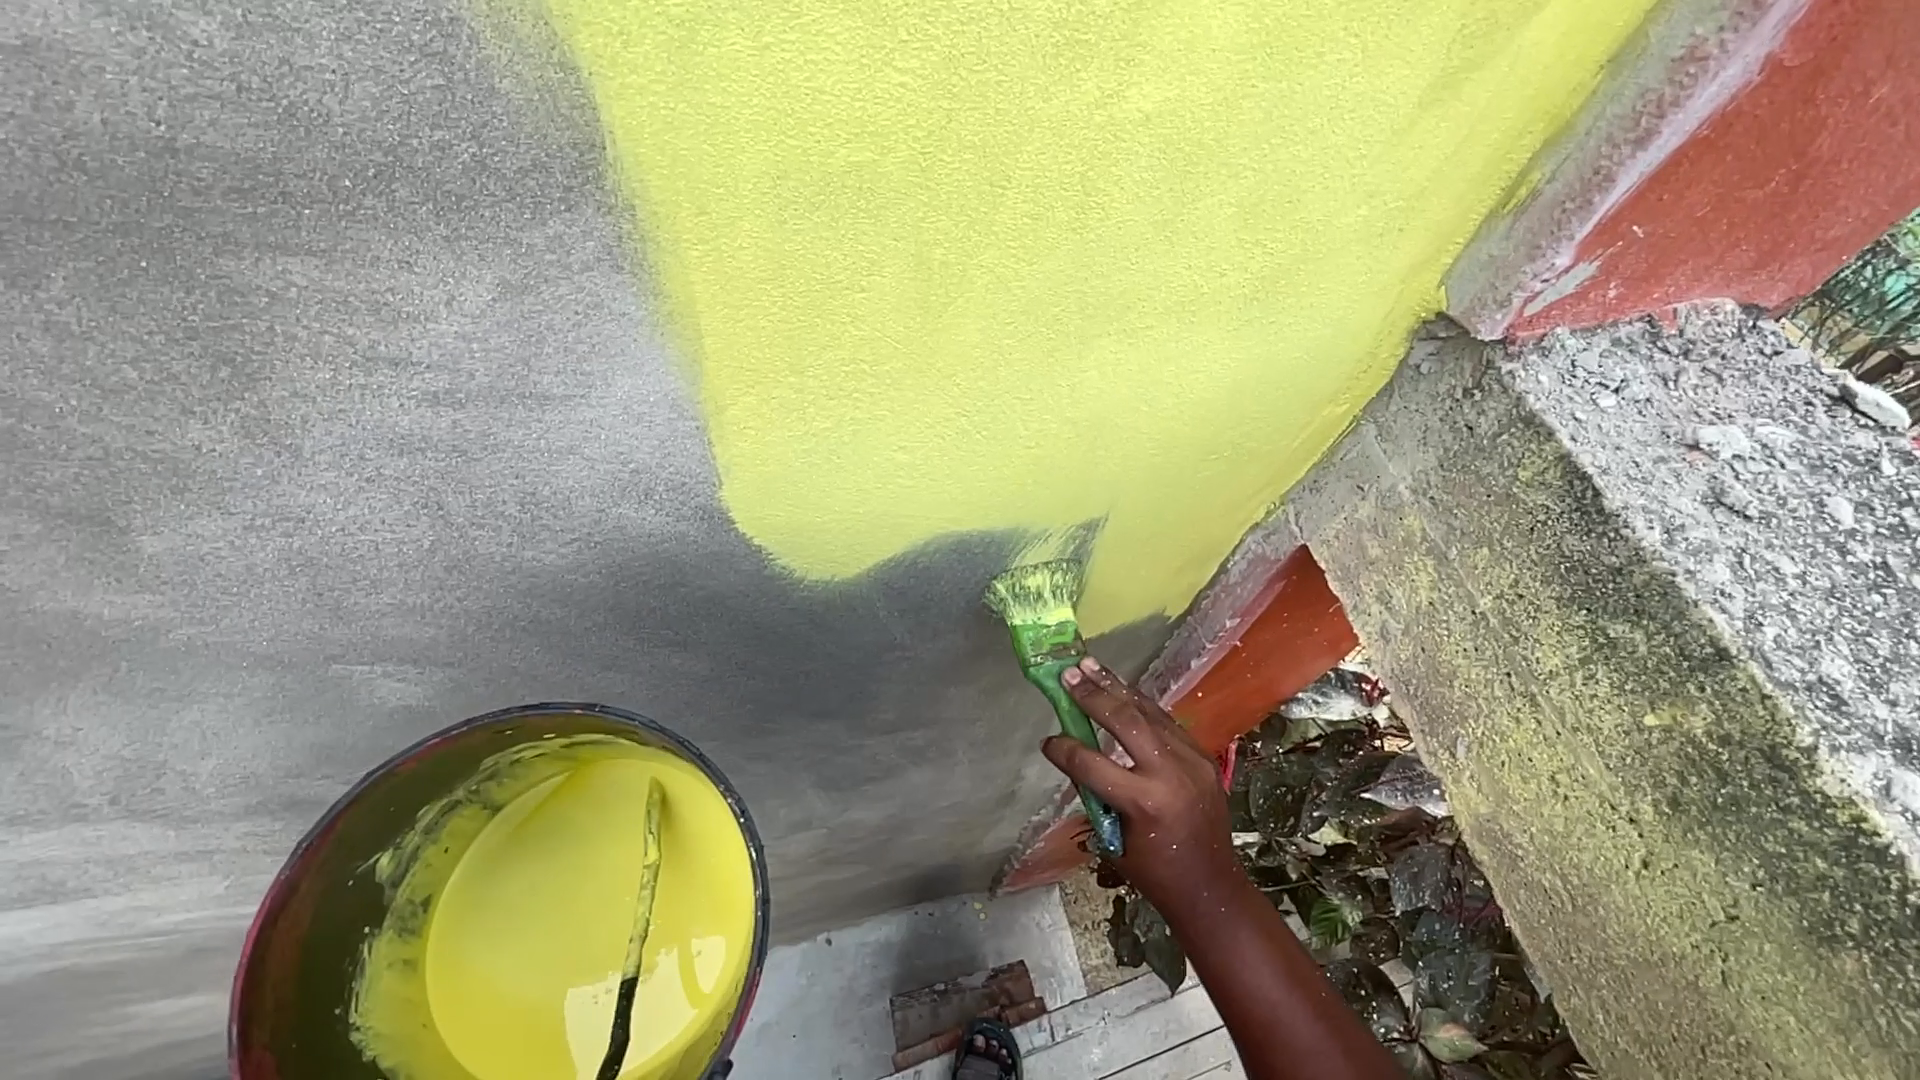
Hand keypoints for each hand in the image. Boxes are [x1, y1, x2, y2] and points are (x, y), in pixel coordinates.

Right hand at [1040, 655, 1241, 916]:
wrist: (1211, 887)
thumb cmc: (1155, 874)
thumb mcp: (1114, 838)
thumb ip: (1096, 794)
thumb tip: (1076, 755)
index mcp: (1144, 802)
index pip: (1090, 763)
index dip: (1063, 749)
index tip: (1047, 742)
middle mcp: (1170, 774)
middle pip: (1125, 721)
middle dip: (1093, 696)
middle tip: (1068, 675)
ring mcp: (1191, 761)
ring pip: (1149, 713)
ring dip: (1117, 688)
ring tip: (1091, 667)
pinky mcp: (1203, 756)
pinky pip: (1166, 722)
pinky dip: (1141, 706)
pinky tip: (1122, 691)